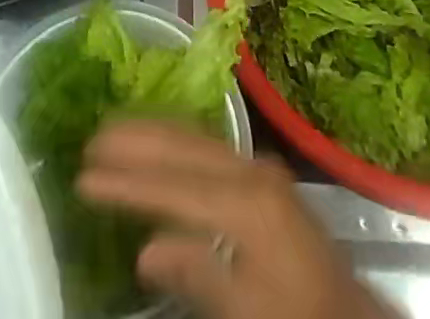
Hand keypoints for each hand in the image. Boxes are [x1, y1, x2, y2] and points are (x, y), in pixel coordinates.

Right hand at [78, 120, 399, 318]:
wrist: (345, 303)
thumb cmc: (293, 309)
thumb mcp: (246, 308)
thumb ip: (198, 274)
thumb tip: (145, 251)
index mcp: (247, 204)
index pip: (175, 187)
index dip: (127, 182)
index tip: (84, 177)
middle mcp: (253, 173)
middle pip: (187, 147)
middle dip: (139, 140)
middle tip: (94, 138)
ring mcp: (260, 169)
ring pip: (200, 139)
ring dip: (158, 132)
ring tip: (117, 128)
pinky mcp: (263, 175)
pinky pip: (213, 146)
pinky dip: (181, 140)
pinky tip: (163, 143)